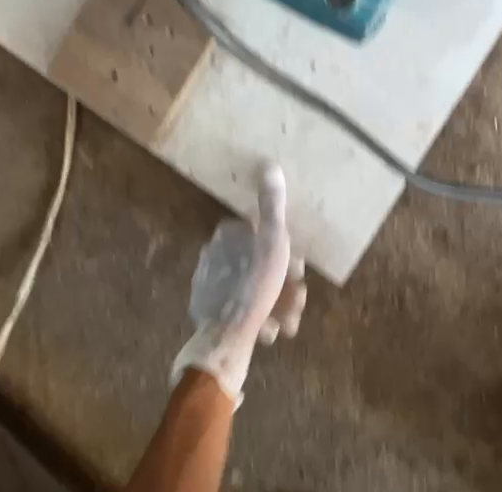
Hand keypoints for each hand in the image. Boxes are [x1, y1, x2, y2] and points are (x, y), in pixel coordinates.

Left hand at [170, 165, 307, 404]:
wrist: (228, 335)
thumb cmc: (256, 284)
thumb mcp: (272, 240)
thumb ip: (272, 204)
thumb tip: (269, 165)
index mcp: (228, 234)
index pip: (263, 234)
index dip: (285, 253)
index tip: (298, 272)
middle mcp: (212, 253)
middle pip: (258, 263)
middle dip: (281, 284)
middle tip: (294, 305)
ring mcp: (206, 282)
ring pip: (250, 286)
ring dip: (272, 304)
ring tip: (283, 324)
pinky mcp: (204, 308)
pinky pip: (236, 306)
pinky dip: (253, 315)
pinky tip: (266, 328)